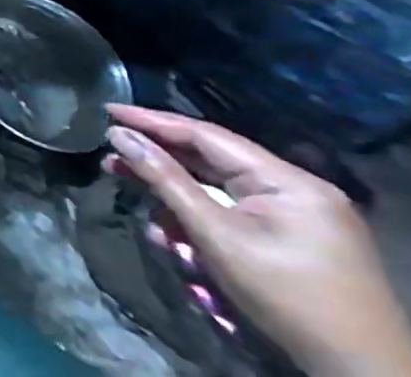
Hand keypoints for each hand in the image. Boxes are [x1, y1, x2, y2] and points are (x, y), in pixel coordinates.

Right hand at [104, 105, 410, 376]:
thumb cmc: (288, 299)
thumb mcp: (216, 236)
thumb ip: (165, 180)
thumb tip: (120, 135)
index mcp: (287, 180)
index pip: (205, 134)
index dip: (152, 121)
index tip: (109, 111)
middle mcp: (296, 189)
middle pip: (211, 163)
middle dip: (161, 168)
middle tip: (112, 164)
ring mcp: (301, 217)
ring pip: (221, 194)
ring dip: (181, 207)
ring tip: (154, 229)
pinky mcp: (298, 243)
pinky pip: (239, 218)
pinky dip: (206, 226)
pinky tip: (182, 244)